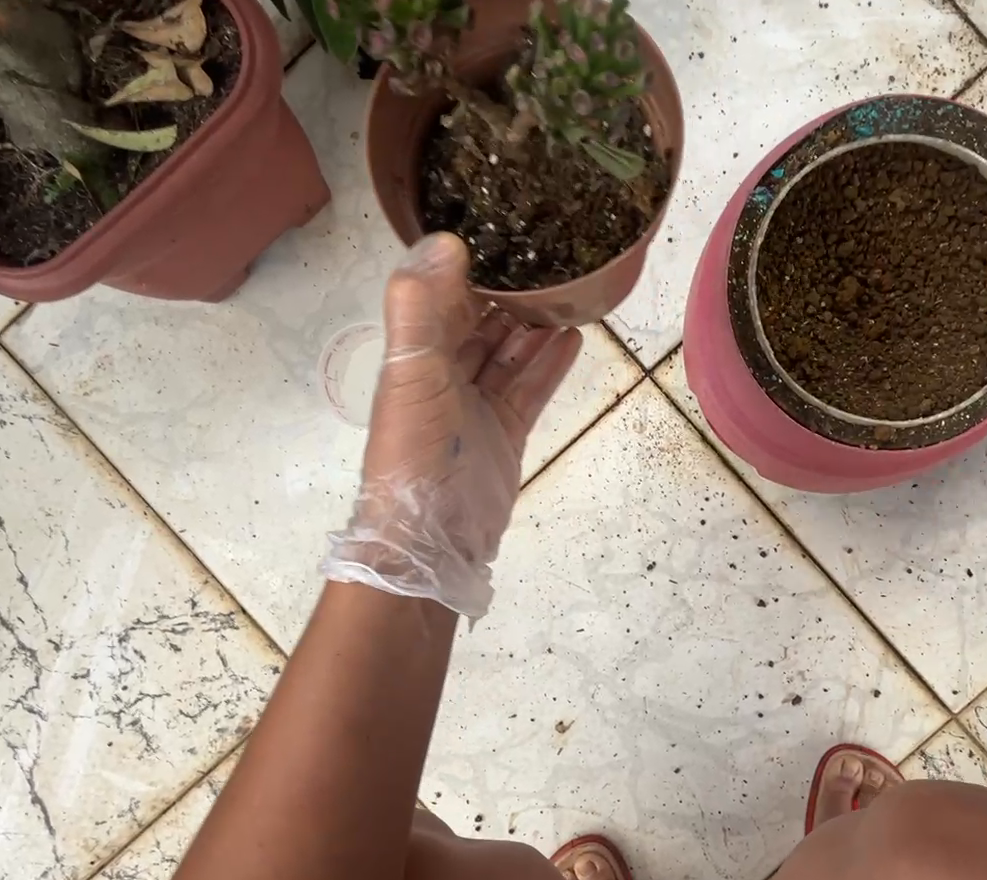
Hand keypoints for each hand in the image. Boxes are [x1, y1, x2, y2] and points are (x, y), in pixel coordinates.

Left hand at [320, 234, 581, 618]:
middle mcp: (443, 377)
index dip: (466, 268)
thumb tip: (447, 239)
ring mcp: (477, 407)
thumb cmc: (416, 454)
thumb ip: (423, 309)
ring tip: (570, 292)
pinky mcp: (506, 433)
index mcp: (413, 357)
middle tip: (548, 258)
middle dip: (508, 294)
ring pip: (509, 356)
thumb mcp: (412, 374)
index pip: (440, 300)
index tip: (500, 231)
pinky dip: (549, 366)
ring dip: (535, 327)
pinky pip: (530, 390)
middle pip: (479, 325)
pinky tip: (574, 339)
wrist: (433, 540)